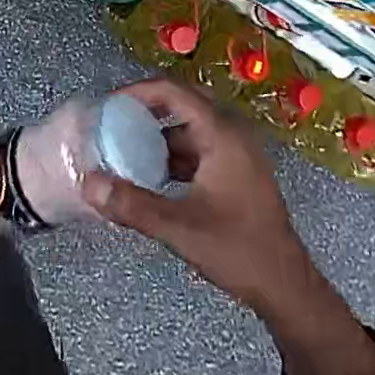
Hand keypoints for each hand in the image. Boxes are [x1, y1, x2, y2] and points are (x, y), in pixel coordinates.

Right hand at [80, 78, 319, 314]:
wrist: (284, 282)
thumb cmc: (238, 250)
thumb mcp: (179, 228)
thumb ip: (132, 205)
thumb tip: (90, 184)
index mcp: (222, 135)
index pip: (175, 92)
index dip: (139, 92)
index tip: (109, 105)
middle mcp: (231, 135)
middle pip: (183, 105)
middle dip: (146, 112)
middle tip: (112, 124)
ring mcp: (237, 154)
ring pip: (190, 130)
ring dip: (159, 138)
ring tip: (123, 152)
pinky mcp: (236, 173)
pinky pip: (199, 150)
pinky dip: (173, 157)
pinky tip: (150, 177)